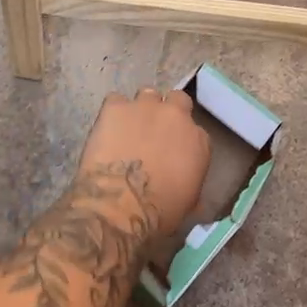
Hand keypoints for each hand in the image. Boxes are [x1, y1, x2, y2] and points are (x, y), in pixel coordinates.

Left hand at [76, 88, 209, 235]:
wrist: (121, 204)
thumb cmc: (160, 212)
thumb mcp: (190, 202)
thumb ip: (191, 179)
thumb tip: (186, 180)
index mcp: (198, 141)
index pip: (195, 130)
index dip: (182, 138)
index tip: (173, 149)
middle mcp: (175, 116)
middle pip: (176, 100)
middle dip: (167, 111)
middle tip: (154, 130)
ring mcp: (144, 107)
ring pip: (147, 94)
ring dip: (141, 108)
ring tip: (129, 127)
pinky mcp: (115, 107)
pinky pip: (116, 100)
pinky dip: (113, 112)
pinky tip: (108, 128)